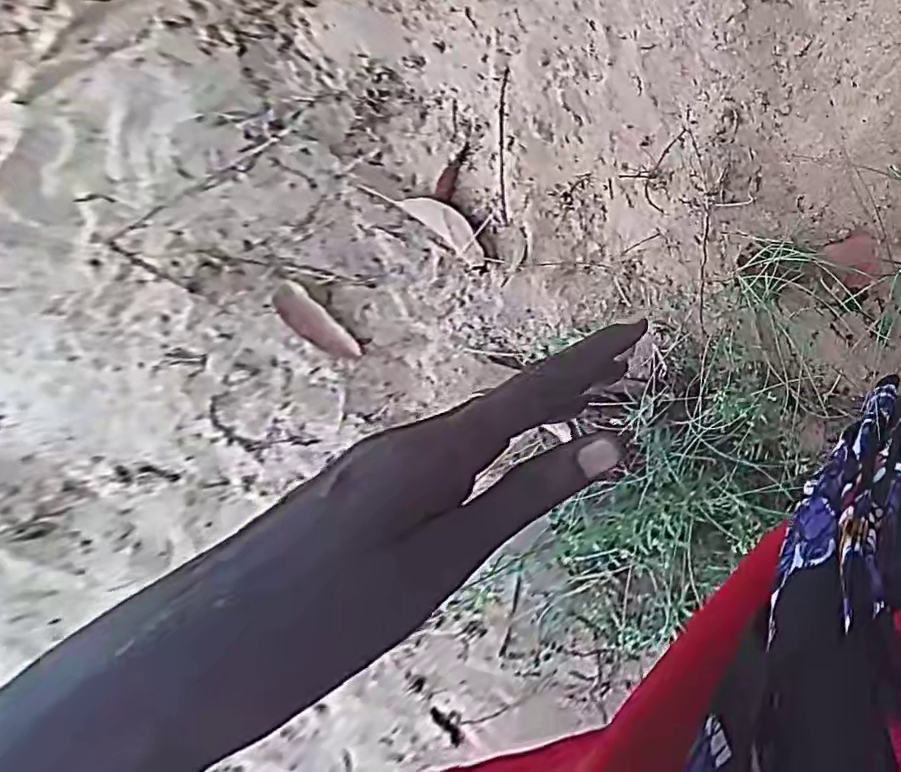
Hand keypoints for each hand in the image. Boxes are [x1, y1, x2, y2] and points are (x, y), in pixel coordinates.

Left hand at [0, 323, 647, 771]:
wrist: (154, 680)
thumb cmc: (319, 621)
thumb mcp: (443, 561)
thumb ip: (530, 492)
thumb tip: (615, 440)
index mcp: (435, 449)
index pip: (535, 387)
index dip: (592, 354)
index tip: (638, 327)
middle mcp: (409, 441)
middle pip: (512, 396)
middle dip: (577, 377)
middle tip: (632, 364)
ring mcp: (382, 463)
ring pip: (484, 422)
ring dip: (544, 408)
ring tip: (596, 402)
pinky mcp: (364, 489)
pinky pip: (457, 446)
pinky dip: (506, 437)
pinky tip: (518, 452)